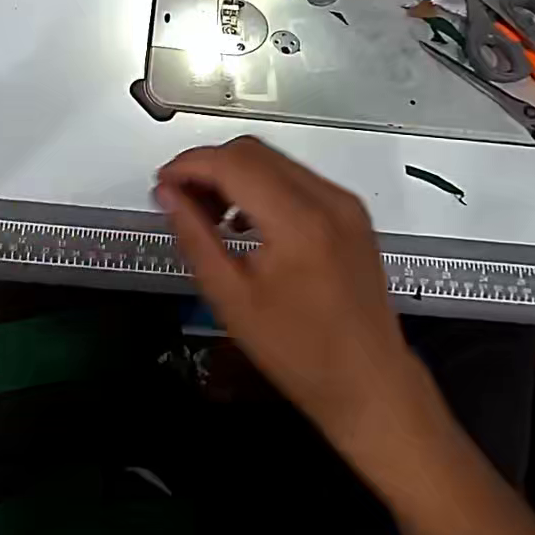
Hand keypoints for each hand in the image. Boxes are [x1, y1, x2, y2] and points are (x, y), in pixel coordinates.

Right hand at [154, 136, 425, 441]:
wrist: (369, 383)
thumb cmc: (304, 355)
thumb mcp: (232, 299)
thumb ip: (194, 236)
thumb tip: (169, 195)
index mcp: (300, 223)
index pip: (233, 163)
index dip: (189, 165)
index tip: (165, 181)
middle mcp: (329, 201)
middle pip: (253, 151)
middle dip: (208, 166)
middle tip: (180, 197)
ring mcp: (344, 202)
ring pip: (274, 159)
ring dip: (235, 174)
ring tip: (210, 212)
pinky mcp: (350, 211)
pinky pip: (296, 177)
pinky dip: (262, 185)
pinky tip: (245, 219)